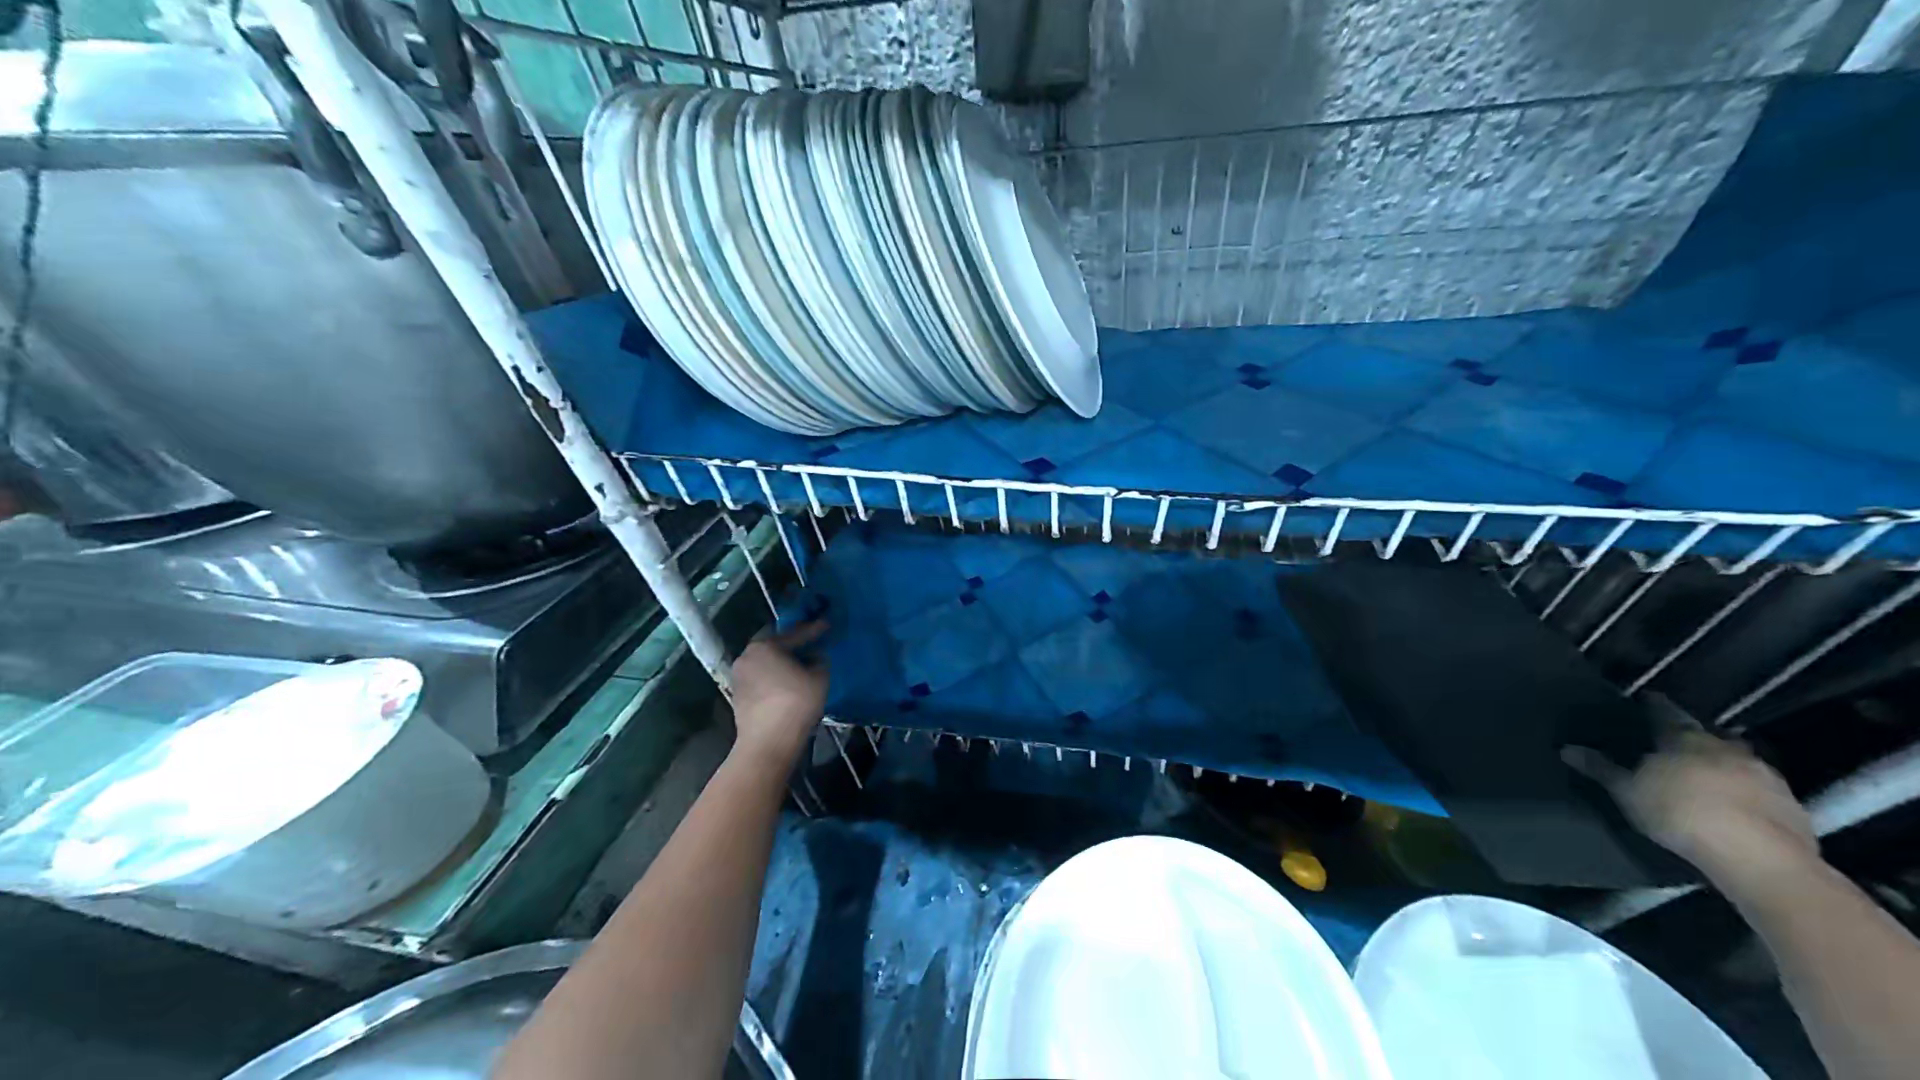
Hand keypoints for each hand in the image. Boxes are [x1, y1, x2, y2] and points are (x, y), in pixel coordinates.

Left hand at [729, 621, 828, 769]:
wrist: (767, 743)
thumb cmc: (795, 704)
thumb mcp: (819, 678)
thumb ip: (820, 661)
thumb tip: (815, 657)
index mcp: (764, 646)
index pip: (795, 634)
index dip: (814, 630)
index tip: (826, 624)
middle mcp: (747, 656)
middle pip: (775, 645)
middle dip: (793, 644)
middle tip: (812, 643)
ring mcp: (739, 676)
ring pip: (766, 662)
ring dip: (782, 661)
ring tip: (801, 664)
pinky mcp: (738, 695)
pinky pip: (761, 677)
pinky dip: (774, 676)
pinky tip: (788, 682)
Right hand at [1563, 700, 1816, 878]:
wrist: (1757, 856)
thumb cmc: (1679, 812)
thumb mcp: (1627, 791)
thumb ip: (1601, 768)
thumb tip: (1567, 749)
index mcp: (1685, 739)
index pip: (1667, 713)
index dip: (1655, 705)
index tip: (1648, 698)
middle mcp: (1728, 749)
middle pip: (1711, 734)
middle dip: (1697, 736)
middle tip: (1681, 741)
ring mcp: (1766, 776)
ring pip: (1742, 759)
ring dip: (1727, 763)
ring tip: (1710, 773)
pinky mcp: (1792, 805)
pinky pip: (1764, 788)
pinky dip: (1749, 790)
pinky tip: (1739, 803)